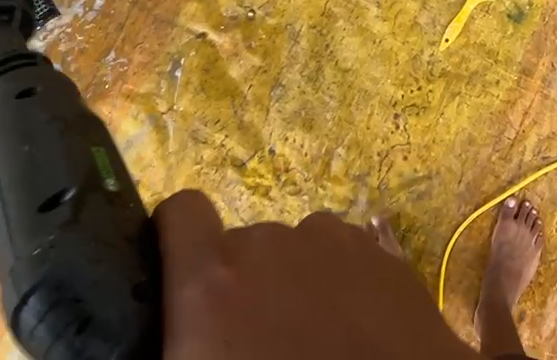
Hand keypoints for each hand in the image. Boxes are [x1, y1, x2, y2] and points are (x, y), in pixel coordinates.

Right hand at [155, 192, 478, 359]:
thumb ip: (189, 339)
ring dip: (292, 282)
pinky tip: (350, 331)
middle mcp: (272, 240)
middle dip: (241, 286)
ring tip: (307, 340)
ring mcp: (334, 239)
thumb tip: (191, 335)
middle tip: (253, 344)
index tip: (177, 270)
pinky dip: (337, 282)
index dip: (175, 234)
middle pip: (241, 245)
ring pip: (295, 249)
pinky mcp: (382, 251)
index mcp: (214, 279)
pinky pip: (342, 254)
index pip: (181, 212)